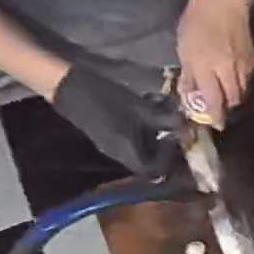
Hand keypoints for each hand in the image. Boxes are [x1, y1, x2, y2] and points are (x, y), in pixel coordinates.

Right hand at [50, 63, 182, 176]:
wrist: (66, 83)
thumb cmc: (105, 98)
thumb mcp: (141, 109)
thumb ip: (167, 121)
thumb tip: (187, 129)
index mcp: (128, 154)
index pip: (155, 170)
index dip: (168, 157)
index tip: (172, 137)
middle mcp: (120, 154)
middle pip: (150, 156)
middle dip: (164, 138)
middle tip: (172, 121)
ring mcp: (112, 143)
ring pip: (142, 141)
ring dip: (155, 126)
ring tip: (161, 105)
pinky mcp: (107, 131)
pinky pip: (131, 132)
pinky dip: (143, 121)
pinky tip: (147, 100)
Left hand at [175, 0, 253, 129]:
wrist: (224, 1)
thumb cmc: (197, 21)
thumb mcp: (184, 48)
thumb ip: (190, 76)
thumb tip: (192, 98)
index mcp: (206, 67)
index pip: (214, 102)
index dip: (214, 115)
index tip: (212, 120)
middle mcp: (227, 71)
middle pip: (232, 101)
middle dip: (225, 106)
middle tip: (217, 104)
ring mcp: (243, 67)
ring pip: (242, 92)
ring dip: (233, 96)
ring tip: (223, 90)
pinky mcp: (253, 62)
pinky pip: (247, 81)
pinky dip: (239, 83)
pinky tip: (231, 75)